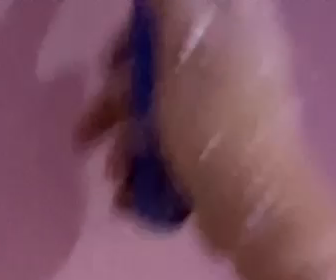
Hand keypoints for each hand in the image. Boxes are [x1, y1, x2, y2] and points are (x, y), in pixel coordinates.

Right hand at [76, 0, 311, 252]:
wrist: (251, 203)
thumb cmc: (214, 120)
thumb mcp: (184, 42)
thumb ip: (165, 2)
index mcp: (231, 22)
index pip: (170, 15)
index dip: (134, 38)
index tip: (107, 67)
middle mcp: (232, 61)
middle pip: (159, 71)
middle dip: (115, 105)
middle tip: (84, 136)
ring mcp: (225, 115)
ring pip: (159, 120)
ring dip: (125, 151)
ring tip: (115, 179)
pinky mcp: (218, 159)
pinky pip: (171, 158)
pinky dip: (145, 177)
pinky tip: (130, 199)